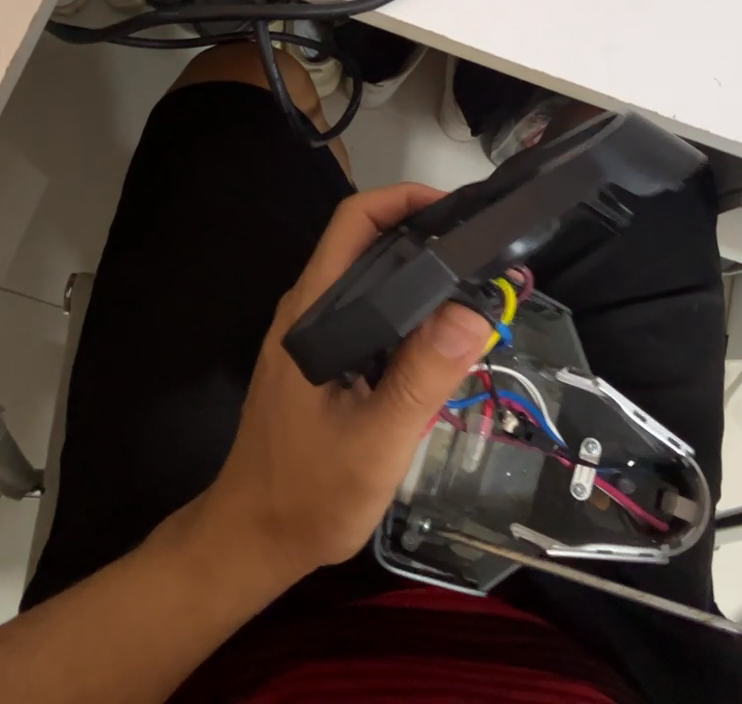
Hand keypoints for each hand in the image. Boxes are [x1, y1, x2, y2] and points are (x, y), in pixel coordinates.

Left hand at [191, 183, 490, 578]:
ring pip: (375, 284)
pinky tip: (448, 339)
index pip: (354, 225)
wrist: (255, 538)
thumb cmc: (308, 493)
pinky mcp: (327, 362)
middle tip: (487, 255)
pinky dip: (413, 317)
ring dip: (424, 281)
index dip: (405, 202)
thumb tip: (474, 312)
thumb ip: (422, 378)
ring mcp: (316, 337)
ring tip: (480, 291)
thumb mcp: (376, 442)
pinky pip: (375, 320)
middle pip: (369, 246)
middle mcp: (311, 312)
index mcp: (312, 314)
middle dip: (428, 238)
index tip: (461, 212)